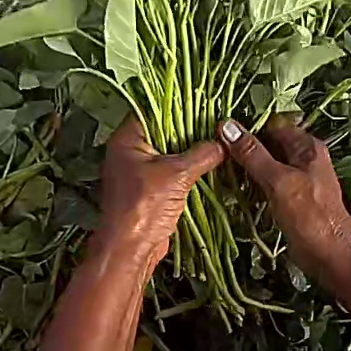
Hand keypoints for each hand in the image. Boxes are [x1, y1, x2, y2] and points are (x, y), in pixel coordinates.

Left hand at [95, 118, 222, 267]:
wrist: (131, 249)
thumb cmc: (144, 206)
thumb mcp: (177, 174)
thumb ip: (202, 153)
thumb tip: (224, 141)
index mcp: (127, 140)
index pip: (153, 109)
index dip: (178, 103)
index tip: (205, 101)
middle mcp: (132, 151)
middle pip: (165, 130)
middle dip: (192, 128)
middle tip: (218, 121)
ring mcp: (142, 171)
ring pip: (172, 152)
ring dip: (194, 150)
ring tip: (220, 140)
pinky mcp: (153, 188)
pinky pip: (175, 170)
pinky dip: (192, 168)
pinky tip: (213, 164)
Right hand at [218, 116, 350, 277]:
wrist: (330, 254)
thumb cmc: (309, 215)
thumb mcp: (278, 180)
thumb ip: (253, 154)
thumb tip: (227, 127)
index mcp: (306, 146)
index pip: (272, 125)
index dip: (248, 128)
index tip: (220, 134)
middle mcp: (303, 158)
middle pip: (268, 144)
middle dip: (244, 149)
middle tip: (215, 154)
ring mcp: (298, 179)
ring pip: (266, 166)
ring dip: (246, 169)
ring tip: (219, 171)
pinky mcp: (291, 199)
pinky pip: (268, 185)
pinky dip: (253, 185)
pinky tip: (234, 190)